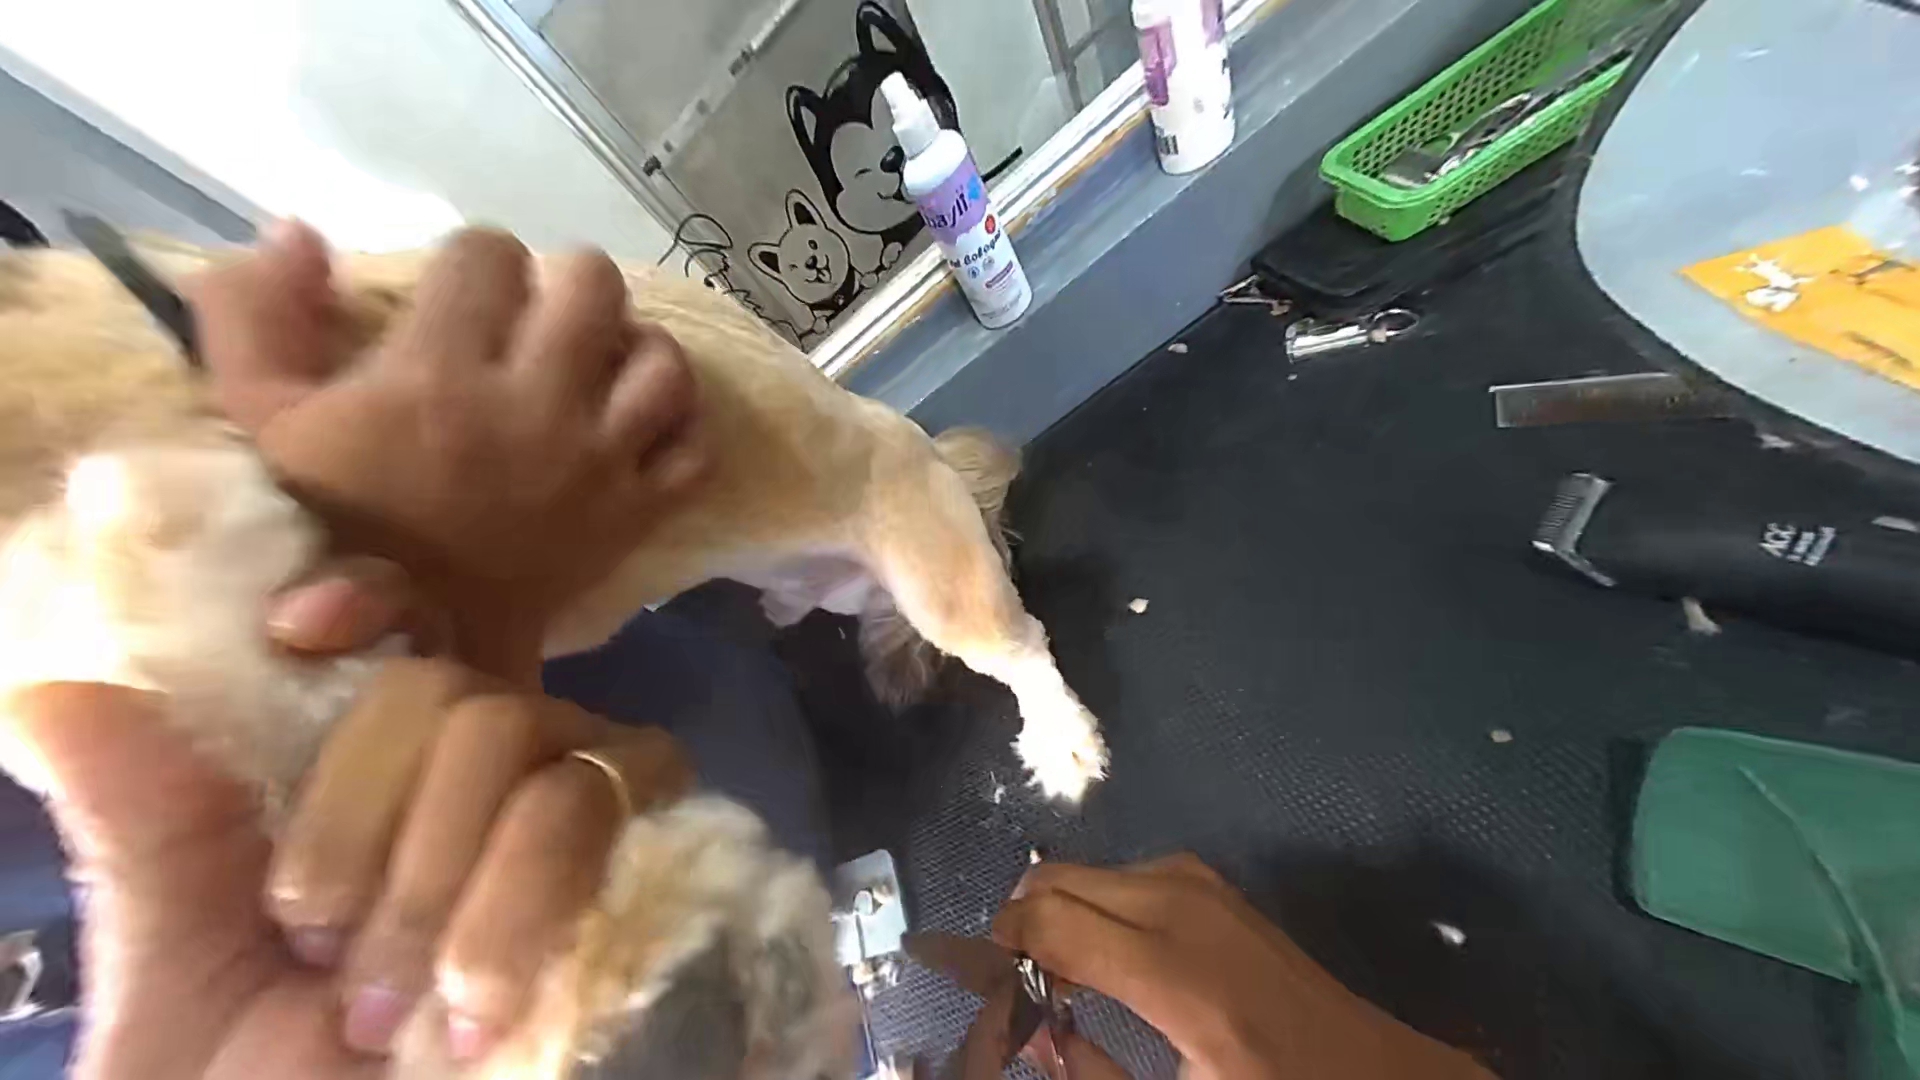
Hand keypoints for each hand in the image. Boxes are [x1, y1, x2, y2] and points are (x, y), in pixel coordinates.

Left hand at [2, 660, 688, 1079]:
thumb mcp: (191, 990)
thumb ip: (161, 841)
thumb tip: (57, 691)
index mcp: (412, 776)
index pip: (399, 666)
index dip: (368, 624)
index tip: (306, 653)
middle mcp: (517, 757)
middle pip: (466, 697)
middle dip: (384, 836)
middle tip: (350, 972)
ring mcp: (598, 778)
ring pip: (528, 736)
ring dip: (450, 883)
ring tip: (428, 1009)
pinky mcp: (663, 817)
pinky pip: (605, 790)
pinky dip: (531, 892)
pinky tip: (498, 994)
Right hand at [188, 223, 708, 677]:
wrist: (422, 626)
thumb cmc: (342, 523)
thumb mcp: (264, 417)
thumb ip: (257, 314)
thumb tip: (300, 229)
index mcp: (439, 374)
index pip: (489, 258)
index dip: (483, 256)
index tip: (476, 282)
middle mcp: (538, 406)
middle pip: (596, 292)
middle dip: (577, 278)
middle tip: (559, 303)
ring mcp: (605, 461)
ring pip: (665, 369)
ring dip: (648, 347)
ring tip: (619, 354)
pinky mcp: (644, 509)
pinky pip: (699, 453)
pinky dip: (690, 428)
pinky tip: (661, 418)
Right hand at [992, 855, 1495, 1079]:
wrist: (1378, 1075)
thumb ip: (1092, 1074)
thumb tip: (1030, 1032)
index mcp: (1174, 973)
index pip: (1050, 922)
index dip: (1002, 948)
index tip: (986, 985)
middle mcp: (1173, 900)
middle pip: (1052, 881)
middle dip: (1019, 925)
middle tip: (1020, 985)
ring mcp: (1187, 877)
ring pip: (1078, 873)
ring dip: (1053, 916)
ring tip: (1062, 979)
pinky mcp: (1196, 873)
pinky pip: (1112, 876)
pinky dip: (1088, 907)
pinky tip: (1105, 958)